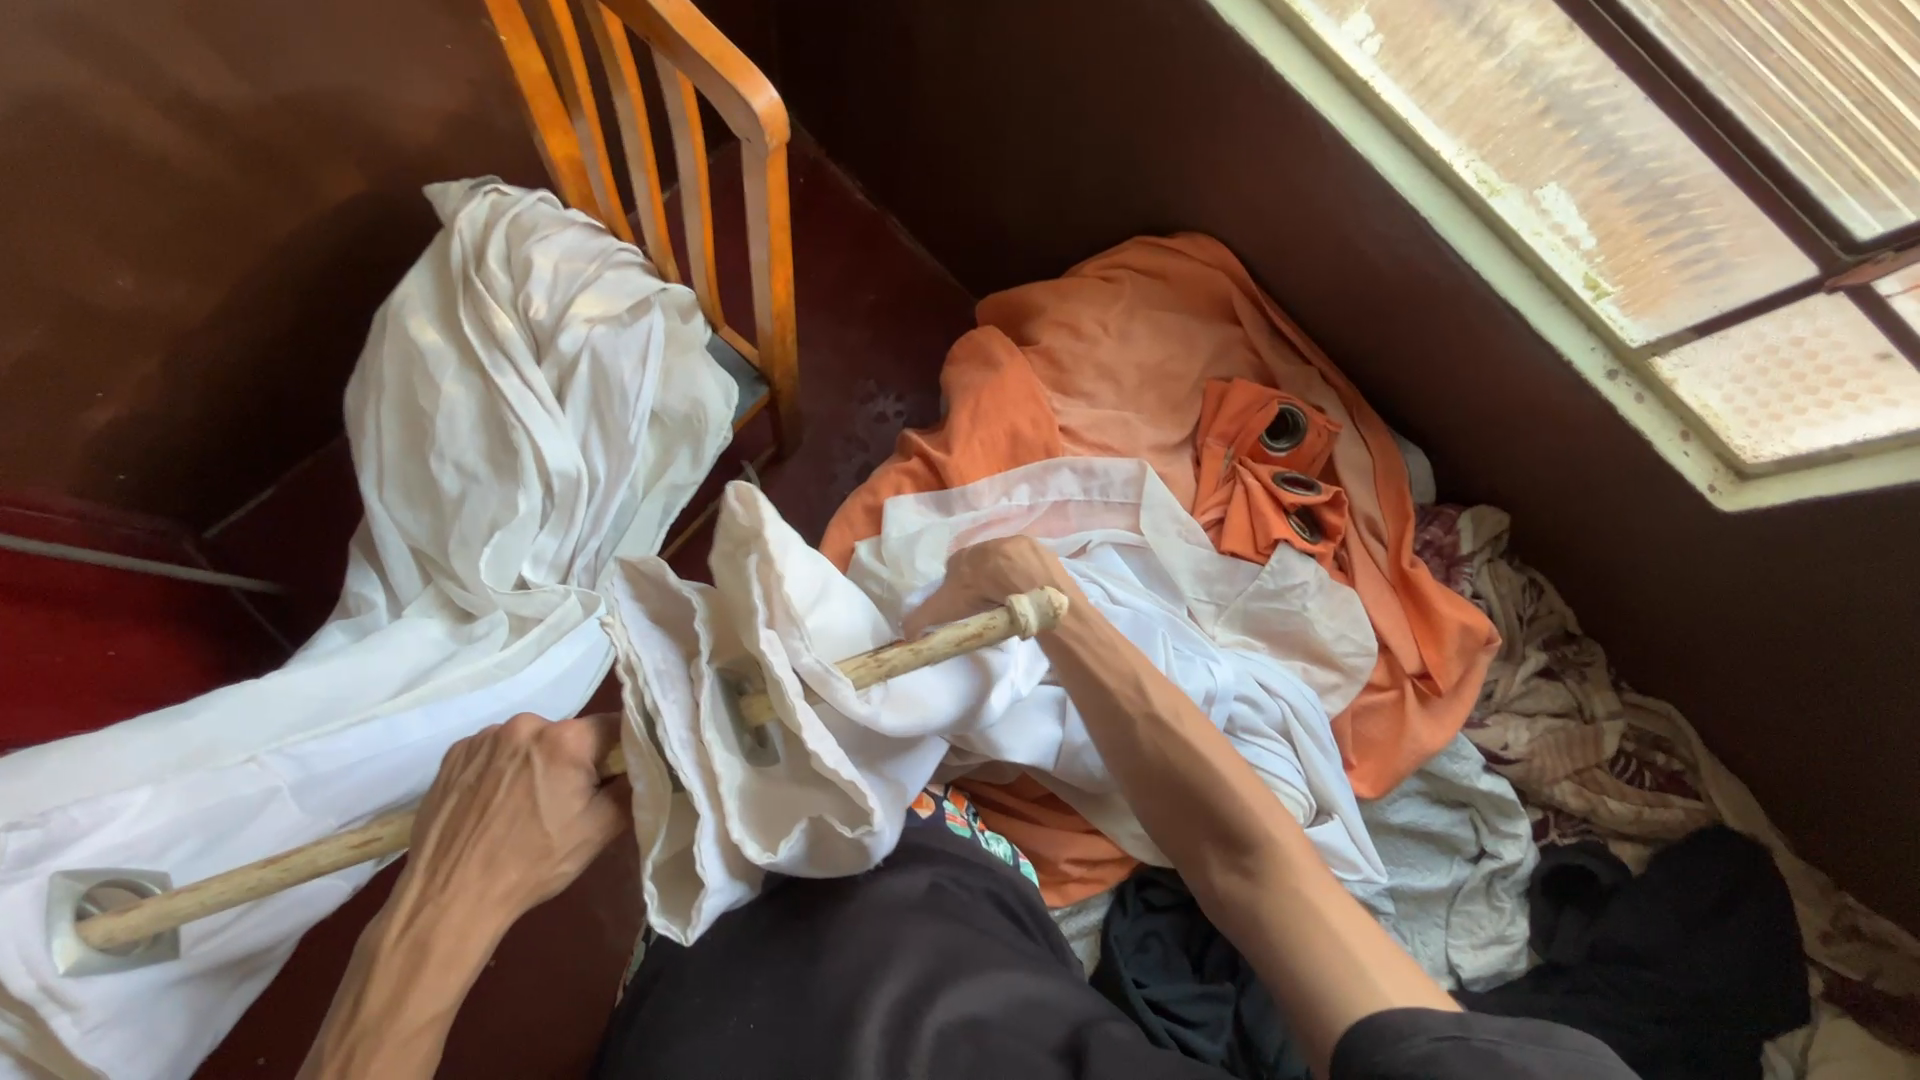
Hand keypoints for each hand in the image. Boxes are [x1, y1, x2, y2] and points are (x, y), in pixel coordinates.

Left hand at [399, 712, 630, 931]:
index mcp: (566, 739)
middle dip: (576, 759)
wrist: (449, 897)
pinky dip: (503, 768)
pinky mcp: (454, 754)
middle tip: (568, 800)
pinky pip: (495, 750)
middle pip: (570, 733)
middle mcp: (525, 725)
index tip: (618, 776)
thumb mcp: (601, 829)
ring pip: (532, 741)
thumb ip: (634, 786)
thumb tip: (647, 764)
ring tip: (526, 805)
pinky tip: (496, 803)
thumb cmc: (533, 863)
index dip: (622, 750)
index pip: (614, 726)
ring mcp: (484, 737)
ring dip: (537, 762)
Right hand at [903, 535, 1087, 638]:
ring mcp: (1015, 544)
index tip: (968, 606)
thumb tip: (905, 631)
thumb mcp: (944, 607)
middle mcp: (987, 544)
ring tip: (1015, 601)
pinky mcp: (1039, 549)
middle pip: (983, 564)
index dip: (959, 588)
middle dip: (986, 581)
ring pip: (1009, 562)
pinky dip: (1030, 577)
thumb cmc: (980, 592)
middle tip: (992, 605)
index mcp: (964, 555)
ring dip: (1009, 578)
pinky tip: (1031, 594)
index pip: (956, 570)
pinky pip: (1032, 564)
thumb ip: (922, 617)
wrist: (1022, 582)